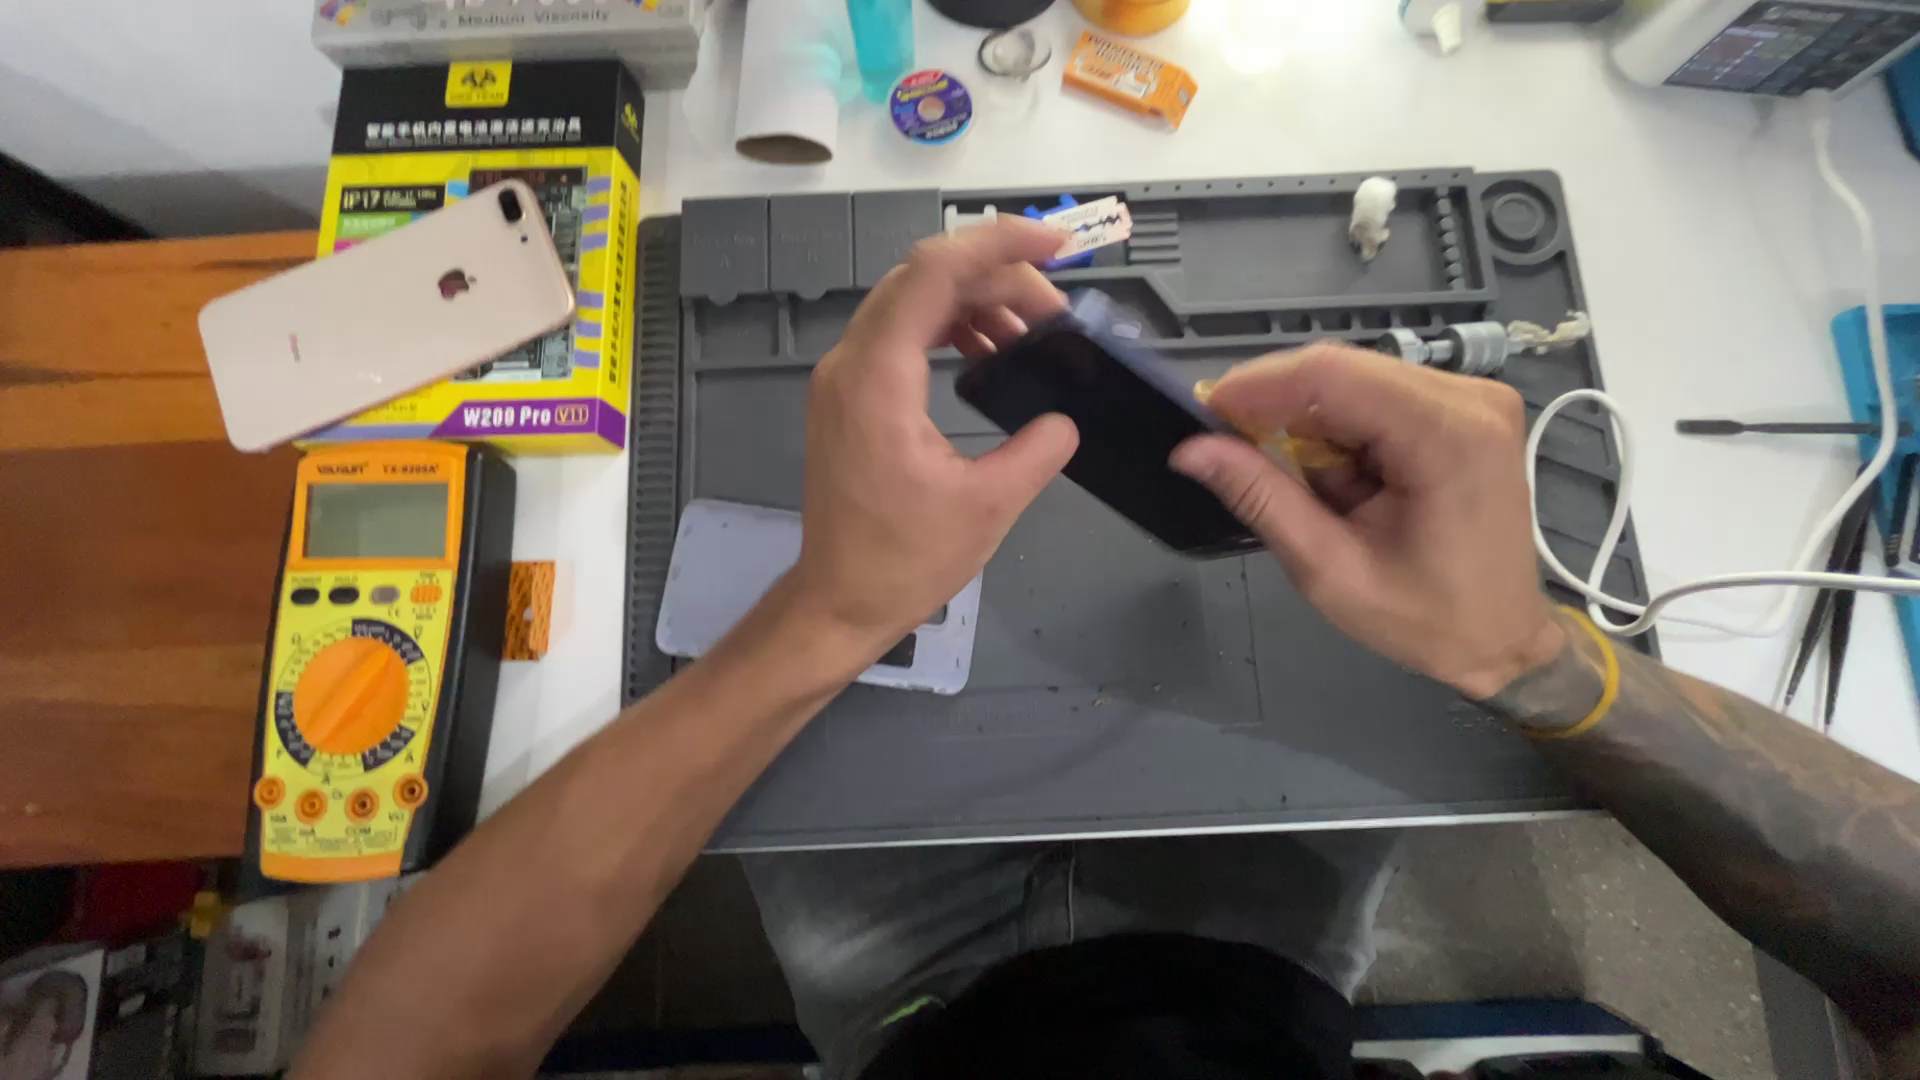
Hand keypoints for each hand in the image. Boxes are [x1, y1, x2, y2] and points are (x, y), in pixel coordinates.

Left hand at [788, 218, 1079, 654]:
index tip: (1058, 244)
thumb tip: (1065, 419)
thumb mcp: (988, 506)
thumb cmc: (905, 561)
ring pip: (911, 304)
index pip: (935, 273)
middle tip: (1054, 312)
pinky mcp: (848, 398)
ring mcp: (843, 379)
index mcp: (879, 380)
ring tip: (1031, 333)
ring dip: (973, 305)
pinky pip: (900, 337)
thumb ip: (1037, 451)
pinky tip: (987, 354)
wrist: (840, 600)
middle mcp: (850, 363)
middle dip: (996, 278)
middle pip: (924, 279)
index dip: (999, 245)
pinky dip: (947, 331)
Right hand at [1170, 345, 1564, 698]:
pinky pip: (1371, 397)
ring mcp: (1470, 399)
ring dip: (1304, 425)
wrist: (1499, 639)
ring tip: (1299, 486)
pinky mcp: (1460, 409)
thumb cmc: (1423, 618)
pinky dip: (1333, 431)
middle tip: (1229, 450)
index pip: (1331, 375)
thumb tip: (1191, 449)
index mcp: (1447, 436)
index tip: (1202, 413)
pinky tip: (1333, 478)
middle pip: (1339, 371)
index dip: (1256, 385)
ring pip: (1349, 381)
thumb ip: (1260, 498)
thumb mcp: (1326, 567)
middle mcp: (1468, 399)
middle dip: (1274, 407)